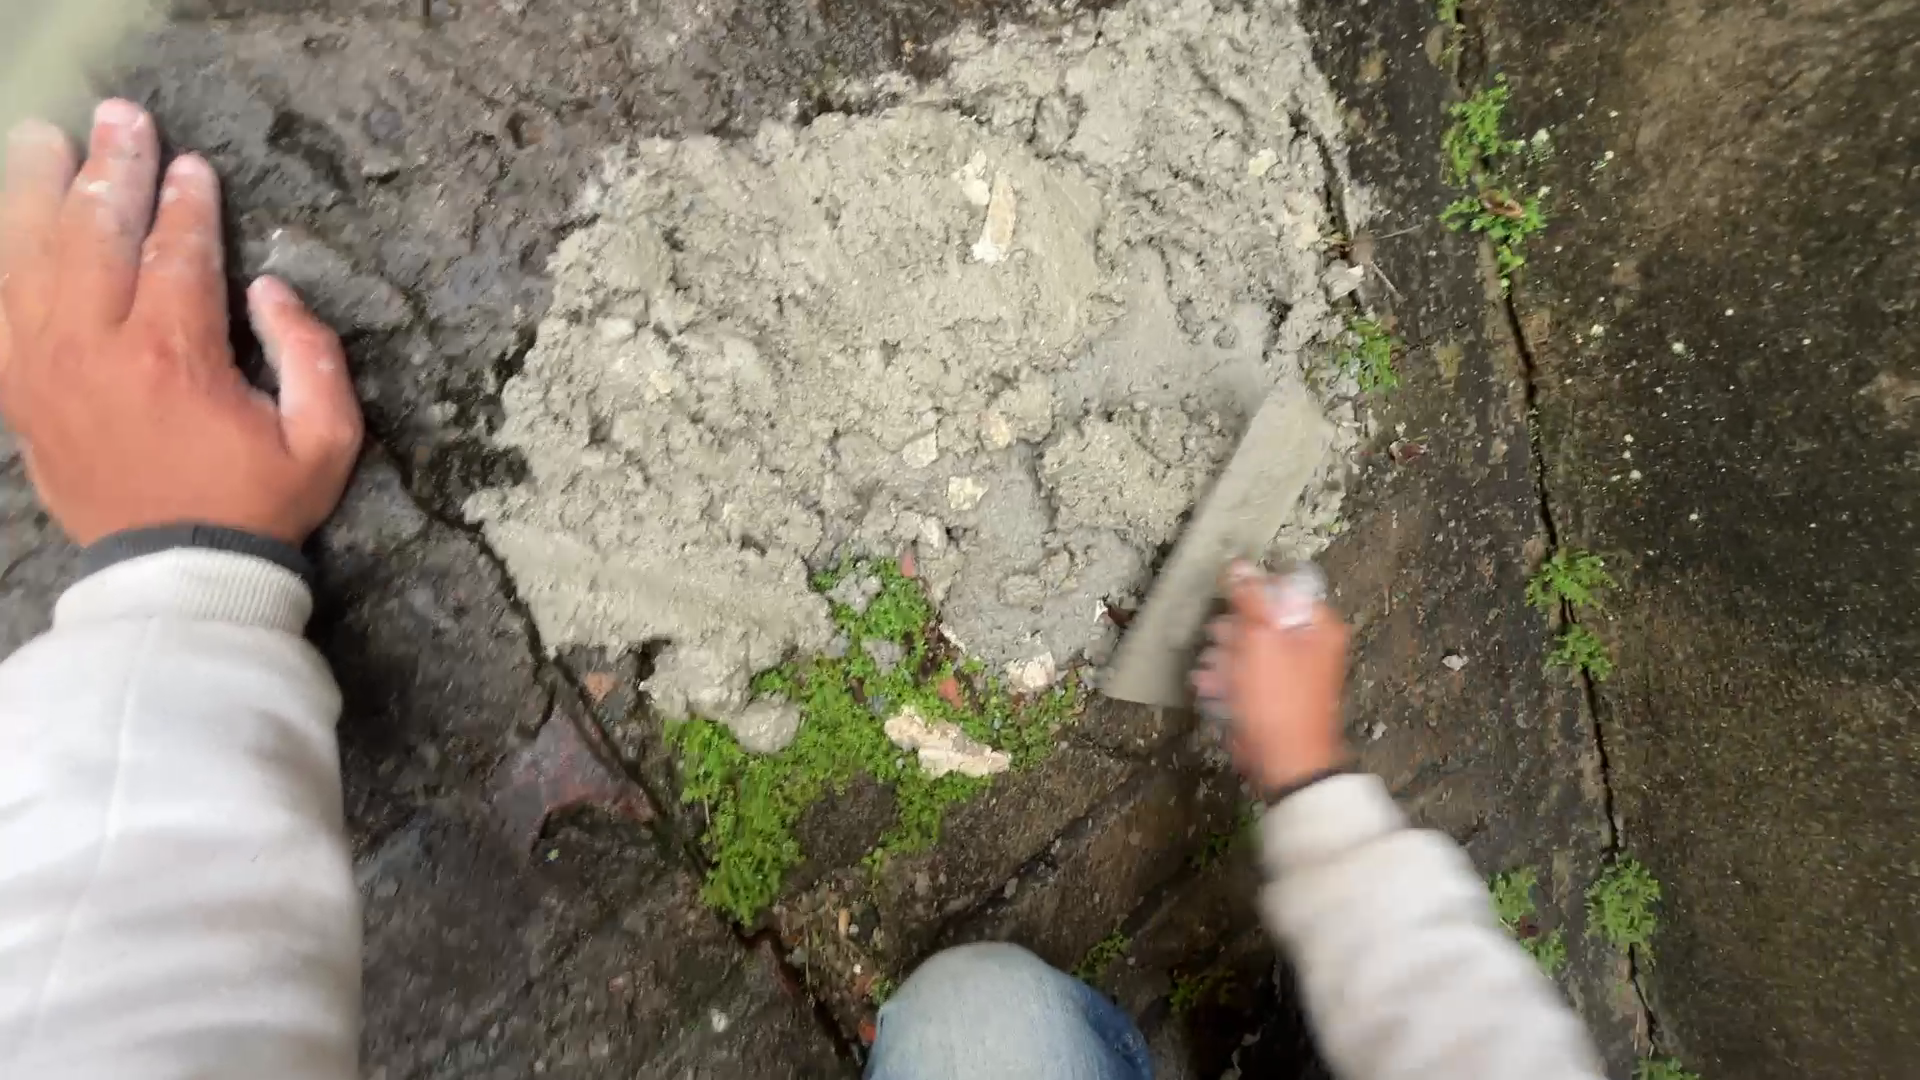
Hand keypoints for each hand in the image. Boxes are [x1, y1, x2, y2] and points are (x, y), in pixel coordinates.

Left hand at [0, 99, 361, 547]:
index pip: (177, 257)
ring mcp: (39, 362)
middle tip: (117, 117)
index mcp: (176, 357)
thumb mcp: (329, 438)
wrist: (180, 560)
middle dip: (108, 170)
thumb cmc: (266, 496)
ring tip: (41, 138)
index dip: (188, 206)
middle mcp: (93, 345)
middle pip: (91, 236)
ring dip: (34, 190)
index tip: (194, 163)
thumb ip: (313, 359)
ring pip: (23, 254)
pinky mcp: (14, 383)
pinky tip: (1, 218)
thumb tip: (273, 291)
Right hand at [1192, 560, 1351, 796]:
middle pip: (1257, 618)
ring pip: (1244, 646)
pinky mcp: (1274, 692)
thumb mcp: (1259, 639)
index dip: (1249, 600)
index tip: (1235, 615)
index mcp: (1317, 625)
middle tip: (1228, 650)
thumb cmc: (1280, 705)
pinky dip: (1227, 680)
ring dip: (1224, 659)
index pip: (1276, 588)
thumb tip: (1241, 567)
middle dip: (1231, 636)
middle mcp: (1309, 644)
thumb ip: (1250, 598)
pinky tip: (1219, 691)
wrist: (1284, 762)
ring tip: (1221, 678)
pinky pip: (1243, 673)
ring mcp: (1291, 670)